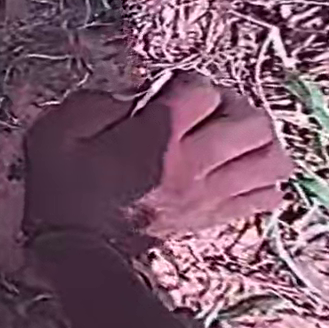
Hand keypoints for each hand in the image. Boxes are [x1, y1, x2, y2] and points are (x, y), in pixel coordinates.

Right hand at [22, 71, 293, 254]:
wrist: (74, 246)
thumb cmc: (60, 185)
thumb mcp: (55, 132)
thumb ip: (93, 103)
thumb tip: (130, 95)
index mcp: (156, 138)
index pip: (201, 91)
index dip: (184, 81)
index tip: (160, 89)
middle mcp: (194, 163)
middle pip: (252, 122)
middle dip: (230, 105)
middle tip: (200, 108)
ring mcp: (210, 194)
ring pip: (273, 160)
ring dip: (256, 141)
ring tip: (224, 136)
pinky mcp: (213, 216)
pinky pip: (268, 196)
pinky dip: (260, 179)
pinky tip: (229, 170)